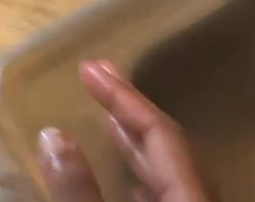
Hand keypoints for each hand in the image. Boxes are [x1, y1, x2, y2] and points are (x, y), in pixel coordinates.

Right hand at [38, 60, 205, 201]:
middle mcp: (202, 201)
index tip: (87, 67)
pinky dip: (145, 179)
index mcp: (192, 198)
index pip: (161, 133)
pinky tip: (127, 184)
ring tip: (109, 119)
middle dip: (132, 110)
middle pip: (172, 148)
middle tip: (99, 74)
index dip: (123, 97)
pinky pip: (171, 197)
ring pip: (173, 175)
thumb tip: (52, 134)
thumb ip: (79, 191)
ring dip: (138, 144)